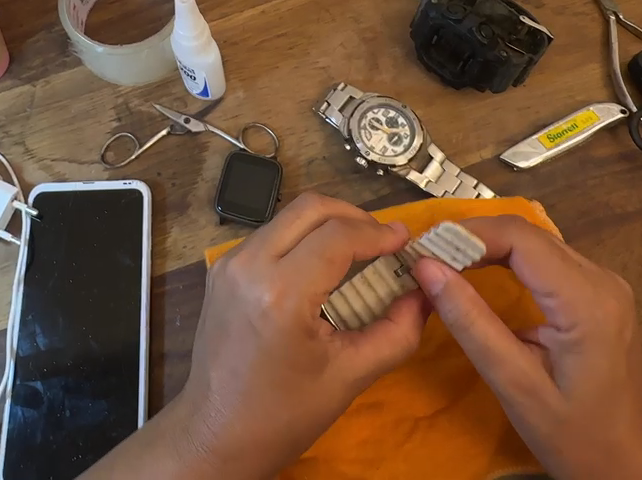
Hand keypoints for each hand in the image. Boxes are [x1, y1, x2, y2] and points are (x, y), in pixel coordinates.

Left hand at [83, 193, 426, 479]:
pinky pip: (270, 234)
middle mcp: (249, 264)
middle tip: (384, 239)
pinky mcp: (222, 267)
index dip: (377, 232)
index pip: (337, 235)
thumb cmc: (283, 414)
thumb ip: (396, 332)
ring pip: (287, 216)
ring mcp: (229, 261)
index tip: (407, 239)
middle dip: (353, 215)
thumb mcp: (349, 377)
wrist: (216, 433)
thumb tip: (425, 293)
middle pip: (309, 208)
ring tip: (359, 250)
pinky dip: (301, 237)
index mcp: (281, 293)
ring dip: (327, 223)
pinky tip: (323, 264)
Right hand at [409, 215, 641, 479]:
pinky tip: (476, 268)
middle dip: (471, 238)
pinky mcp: (597, 291)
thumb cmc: (576, 436)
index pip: (519, 237)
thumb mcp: (516, 385)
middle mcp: (601, 280)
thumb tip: (425, 267)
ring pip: (532, 240)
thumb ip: (471, 323)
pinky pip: (542, 256)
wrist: (631, 468)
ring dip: (485, 244)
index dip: (467, 234)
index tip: (425, 248)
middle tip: (426, 254)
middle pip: (525, 234)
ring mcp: (603, 283)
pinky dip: (504, 255)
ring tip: (443, 259)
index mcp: (586, 302)